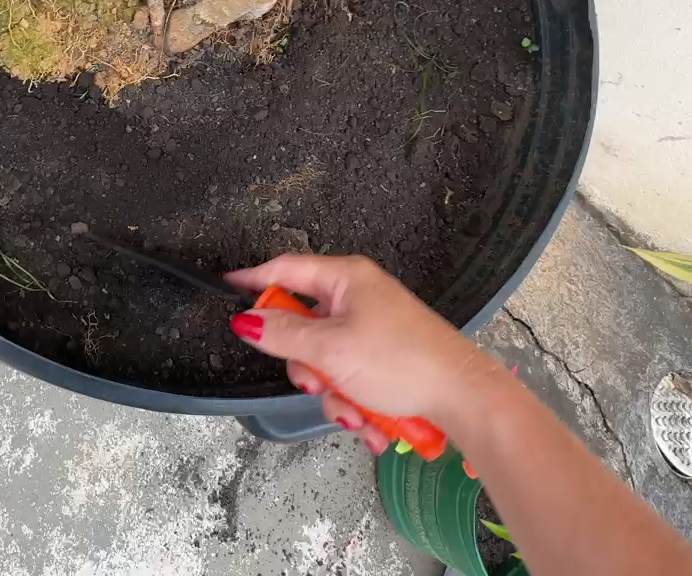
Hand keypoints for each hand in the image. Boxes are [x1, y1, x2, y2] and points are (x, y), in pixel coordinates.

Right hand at [224, 254, 507, 451]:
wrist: (464, 398)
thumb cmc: (404, 360)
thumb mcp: (332, 348)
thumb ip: (284, 333)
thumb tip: (247, 319)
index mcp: (344, 278)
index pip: (285, 269)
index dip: (253, 279)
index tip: (227, 287)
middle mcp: (357, 296)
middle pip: (303, 324)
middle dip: (306, 365)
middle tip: (317, 382)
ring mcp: (371, 326)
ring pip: (325, 359)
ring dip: (333, 393)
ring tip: (355, 413)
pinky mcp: (384, 355)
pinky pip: (349, 376)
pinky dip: (353, 402)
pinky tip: (371, 422)